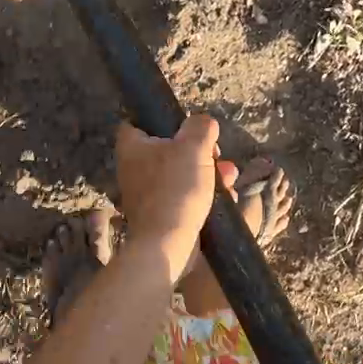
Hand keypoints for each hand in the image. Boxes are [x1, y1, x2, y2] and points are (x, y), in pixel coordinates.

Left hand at [115, 115, 233, 280]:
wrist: (169, 244)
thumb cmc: (175, 188)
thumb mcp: (193, 146)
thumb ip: (200, 127)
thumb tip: (205, 122)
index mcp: (133, 148)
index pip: (137, 122)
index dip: (160, 118)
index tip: (183, 123)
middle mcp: (135, 169)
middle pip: (170, 147)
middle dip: (199, 149)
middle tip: (216, 153)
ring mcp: (148, 194)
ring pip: (183, 172)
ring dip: (209, 171)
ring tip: (229, 176)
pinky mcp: (163, 214)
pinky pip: (186, 195)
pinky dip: (205, 194)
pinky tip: (226, 195)